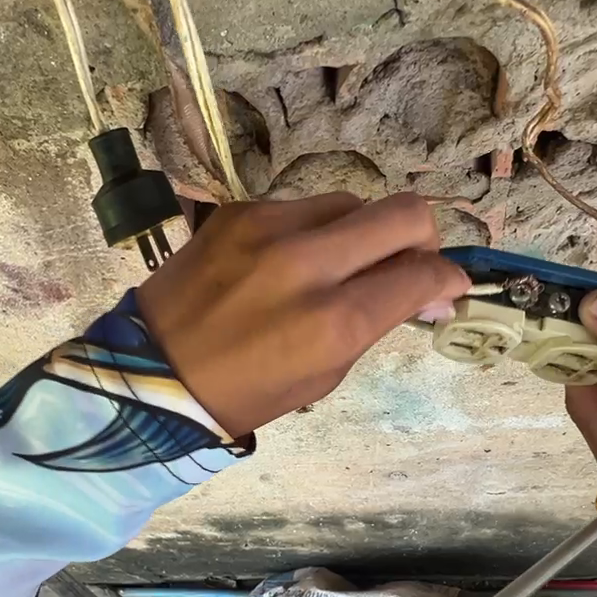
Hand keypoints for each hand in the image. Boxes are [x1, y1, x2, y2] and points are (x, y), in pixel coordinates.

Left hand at [137, 193, 467, 435]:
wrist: (150, 371)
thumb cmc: (243, 394)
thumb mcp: (321, 376)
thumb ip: (376, 325)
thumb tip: (425, 291)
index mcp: (333, 323)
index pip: (422, 273)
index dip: (446, 280)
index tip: (444, 288)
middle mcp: (307, 264)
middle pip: (404, 212)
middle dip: (422, 238)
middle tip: (405, 265)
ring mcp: (269, 228)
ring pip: (353, 203)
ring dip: (362, 234)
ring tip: (339, 268)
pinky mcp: (238, 211)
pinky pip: (302, 207)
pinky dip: (313, 232)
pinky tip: (290, 262)